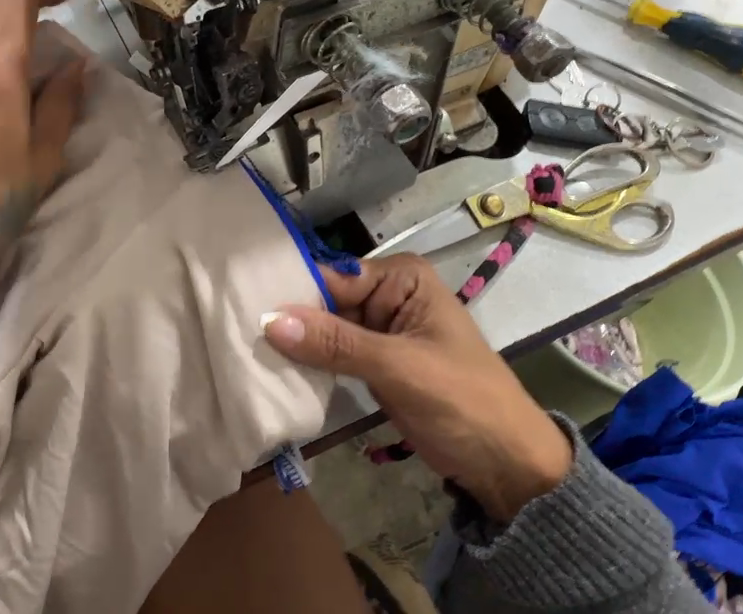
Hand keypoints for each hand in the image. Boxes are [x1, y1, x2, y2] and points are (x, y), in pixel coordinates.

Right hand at [263, 254, 572, 519]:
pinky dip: (310, 365)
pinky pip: (332, 355)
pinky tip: (274, 370)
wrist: (507, 464)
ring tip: (244, 351)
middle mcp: (387, 294)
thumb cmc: (463, 401)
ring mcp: (380, 331)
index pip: (332, 277)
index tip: (241, 308)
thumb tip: (269, 319)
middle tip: (234, 333)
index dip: (292, 294)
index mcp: (401, 277)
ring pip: (324, 330)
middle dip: (288, 321)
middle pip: (324, 301)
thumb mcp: (398, 367)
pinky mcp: (374, 363)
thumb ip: (335, 343)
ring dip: (294, 345)